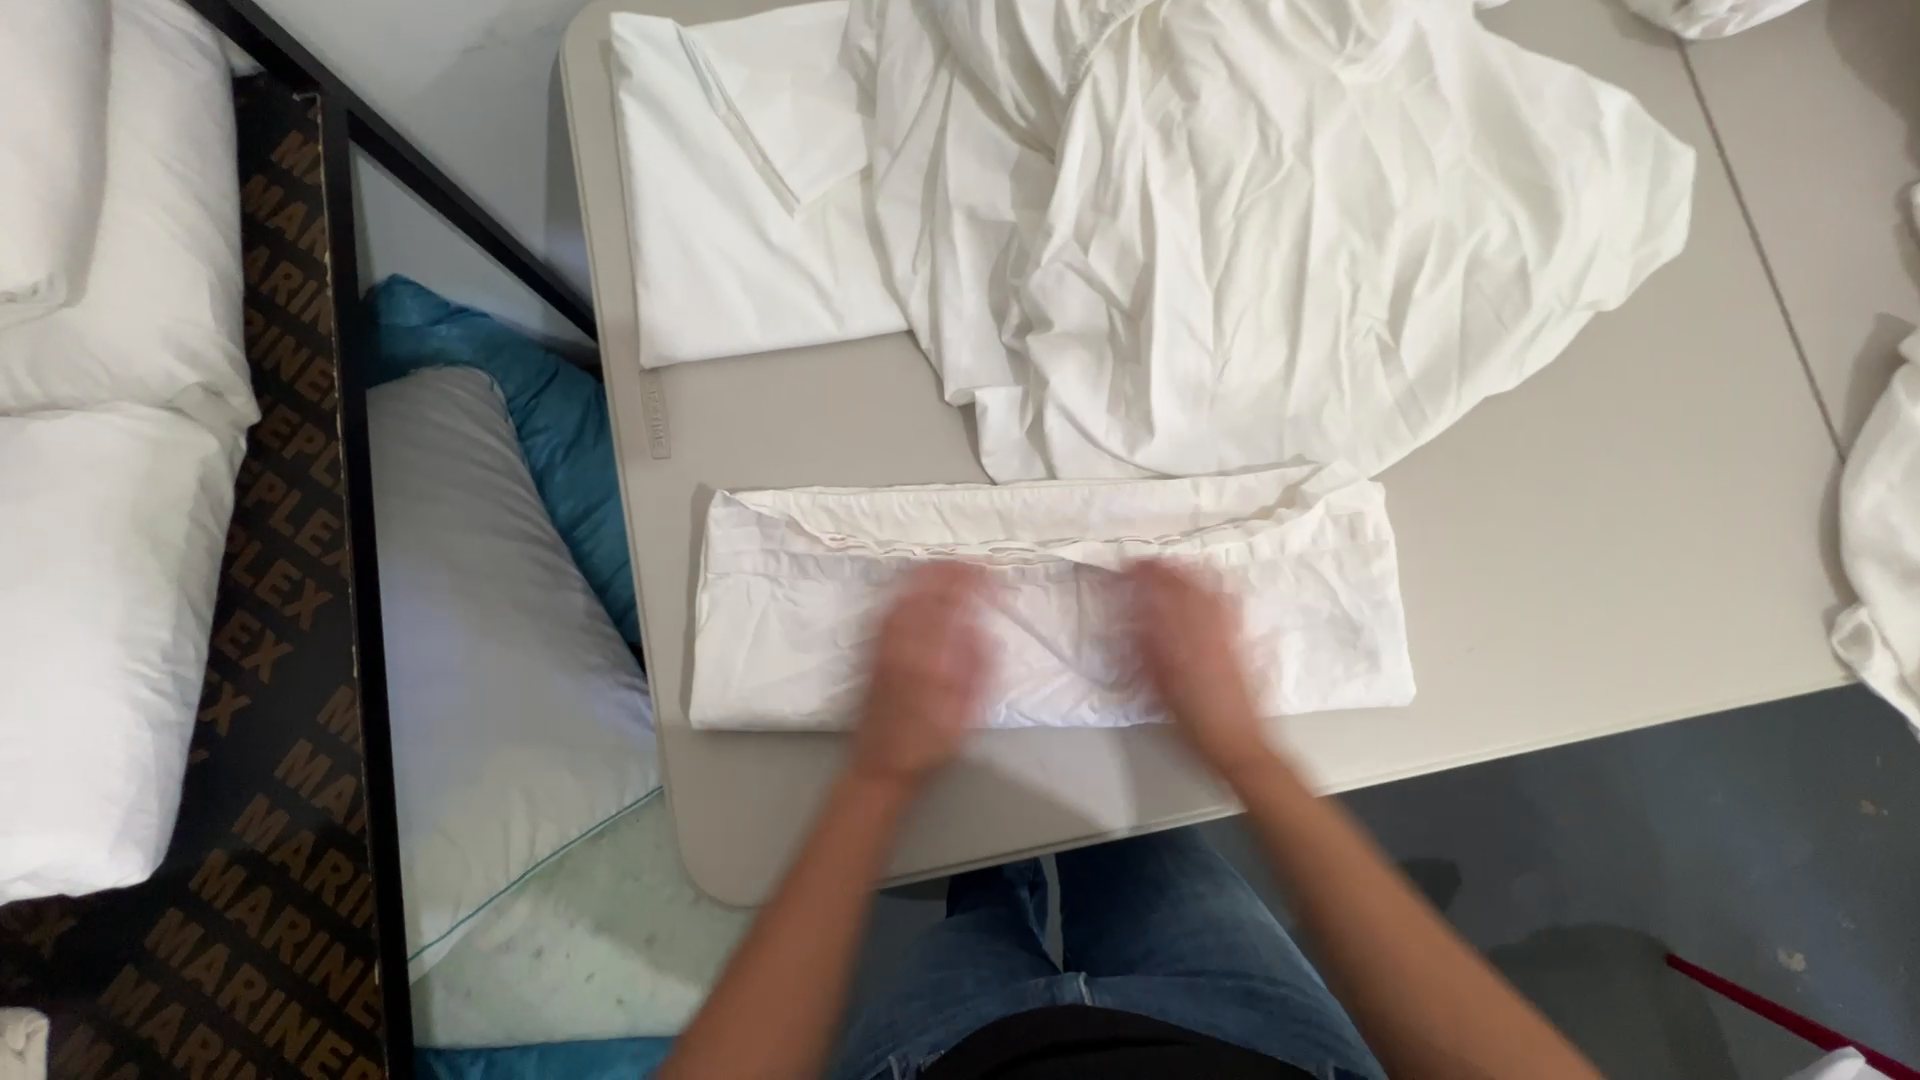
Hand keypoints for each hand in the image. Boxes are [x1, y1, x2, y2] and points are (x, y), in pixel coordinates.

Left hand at [849, 561, 994, 790]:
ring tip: (947, 566)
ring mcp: (880, 646)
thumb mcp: (965, 715)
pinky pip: (885, 609)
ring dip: (925, 575)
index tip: (992, 577)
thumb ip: (975, 669)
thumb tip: (981, 629)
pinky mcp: (869, 652)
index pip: (952, 605)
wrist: (880, 766)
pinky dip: (902, 590)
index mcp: (929, 658)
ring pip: (901, 596)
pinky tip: (912, 589)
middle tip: (972, 564)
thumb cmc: (928, 747)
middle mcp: (901, 645)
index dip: (973, 584)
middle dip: (949, 571)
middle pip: (923, 592)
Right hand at [1123, 559, 1278, 783]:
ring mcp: (1229, 631)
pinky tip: (1213, 587)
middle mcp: (1205, 628)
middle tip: (1146, 565)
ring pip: (1210, 587)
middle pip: (1184, 583)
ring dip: (1190, 572)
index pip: (1155, 593)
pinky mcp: (1245, 639)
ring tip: (1176, 568)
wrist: (1236, 742)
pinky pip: (1233, 604)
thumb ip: (1141, 648)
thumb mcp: (1154, 685)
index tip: (1126, 568)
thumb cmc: (1190, 720)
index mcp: (1178, 638)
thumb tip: (1128, 618)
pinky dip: (1218, 588)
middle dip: (1163, 567)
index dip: (1139, 575)